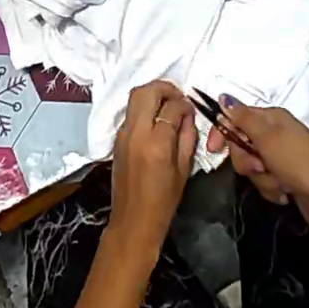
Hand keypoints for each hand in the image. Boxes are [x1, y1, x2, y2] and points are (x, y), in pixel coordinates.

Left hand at [107, 81, 198, 258]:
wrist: (133, 219)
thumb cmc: (164, 201)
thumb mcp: (184, 170)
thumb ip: (187, 138)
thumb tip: (188, 116)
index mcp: (156, 143)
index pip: (171, 108)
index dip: (184, 104)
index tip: (191, 110)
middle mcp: (136, 132)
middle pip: (145, 92)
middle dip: (164, 88)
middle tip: (178, 96)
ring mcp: (122, 134)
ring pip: (134, 98)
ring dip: (152, 94)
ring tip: (168, 105)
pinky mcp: (116, 138)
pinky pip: (130, 112)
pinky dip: (143, 107)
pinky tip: (156, 119)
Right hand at [206, 98, 308, 233]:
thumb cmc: (300, 163)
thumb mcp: (268, 137)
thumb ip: (242, 118)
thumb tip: (223, 96)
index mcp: (271, 119)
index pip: (235, 118)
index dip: (221, 132)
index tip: (213, 149)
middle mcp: (275, 135)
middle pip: (240, 144)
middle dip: (246, 161)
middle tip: (260, 167)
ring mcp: (280, 158)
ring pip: (251, 166)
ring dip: (261, 179)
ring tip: (279, 183)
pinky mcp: (284, 178)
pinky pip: (264, 182)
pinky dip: (271, 189)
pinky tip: (286, 193)